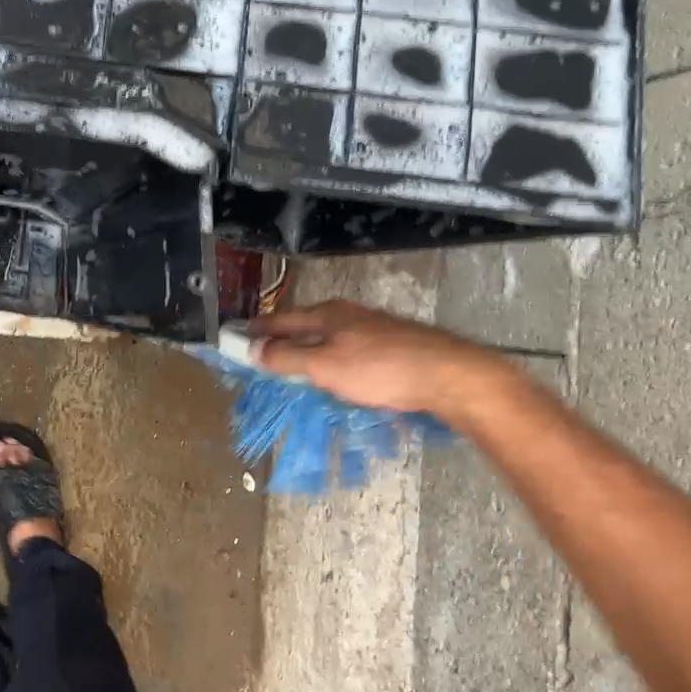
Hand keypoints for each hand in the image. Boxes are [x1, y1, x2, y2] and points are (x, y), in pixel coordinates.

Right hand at [247, 299, 519, 419]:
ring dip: (313, 347)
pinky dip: (338, 356)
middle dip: (286, 336)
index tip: (238, 334)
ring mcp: (376, 327)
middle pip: (307, 324)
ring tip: (301, 364)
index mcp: (327, 315)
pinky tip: (344, 372)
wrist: (453, 377)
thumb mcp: (325, 367)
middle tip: (266, 350)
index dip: (259, 328)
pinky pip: (354, 347)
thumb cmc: (382, 370)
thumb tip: (254, 349)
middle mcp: (350, 314)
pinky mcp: (398, 344)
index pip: (281, 319)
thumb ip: (287, 358)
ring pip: (333, 335)